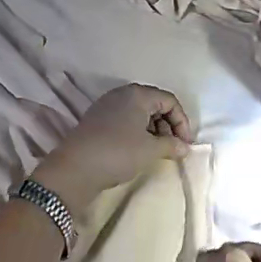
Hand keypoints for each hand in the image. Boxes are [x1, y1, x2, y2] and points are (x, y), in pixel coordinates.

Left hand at [32, 84, 192, 211]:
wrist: (75, 168)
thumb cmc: (118, 152)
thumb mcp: (150, 150)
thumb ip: (171, 145)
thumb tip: (185, 147)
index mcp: (137, 94)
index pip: (169, 101)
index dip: (182, 122)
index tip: (185, 145)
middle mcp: (122, 94)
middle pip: (155, 104)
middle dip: (168, 125)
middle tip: (172, 148)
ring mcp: (107, 105)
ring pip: (139, 112)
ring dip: (153, 130)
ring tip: (156, 151)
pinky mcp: (98, 119)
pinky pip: (125, 119)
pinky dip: (137, 131)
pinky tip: (137, 150)